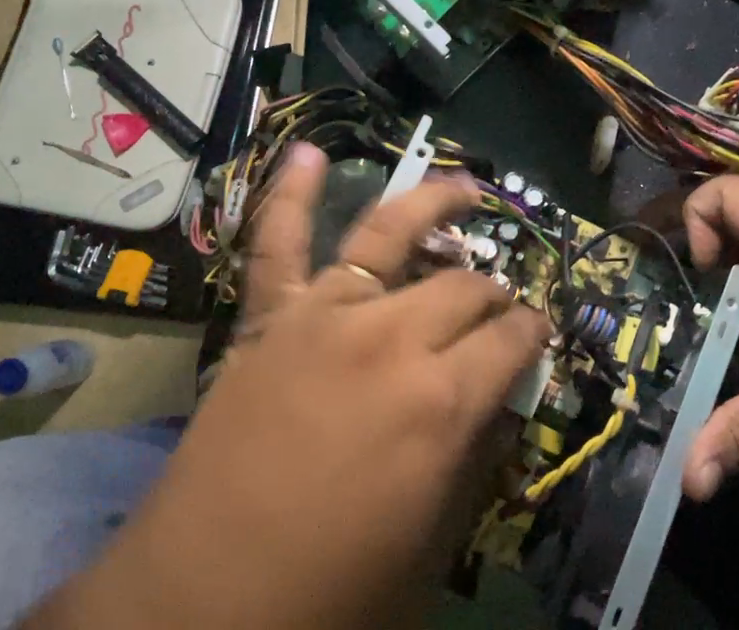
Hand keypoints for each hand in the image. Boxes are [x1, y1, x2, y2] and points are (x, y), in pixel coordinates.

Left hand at [45, 145, 547, 629]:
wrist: (199, 603)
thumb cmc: (330, 587)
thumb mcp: (433, 543)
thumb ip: (474, 460)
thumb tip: (498, 405)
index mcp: (442, 399)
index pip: (512, 339)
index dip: (534, 335)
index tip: (539, 337)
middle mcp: (391, 338)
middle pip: (463, 286)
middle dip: (494, 293)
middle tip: (501, 306)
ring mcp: (324, 315)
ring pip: (390, 235)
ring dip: (435, 204)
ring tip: (467, 188)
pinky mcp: (268, 319)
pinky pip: (277, 242)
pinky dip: (290, 194)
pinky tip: (309, 153)